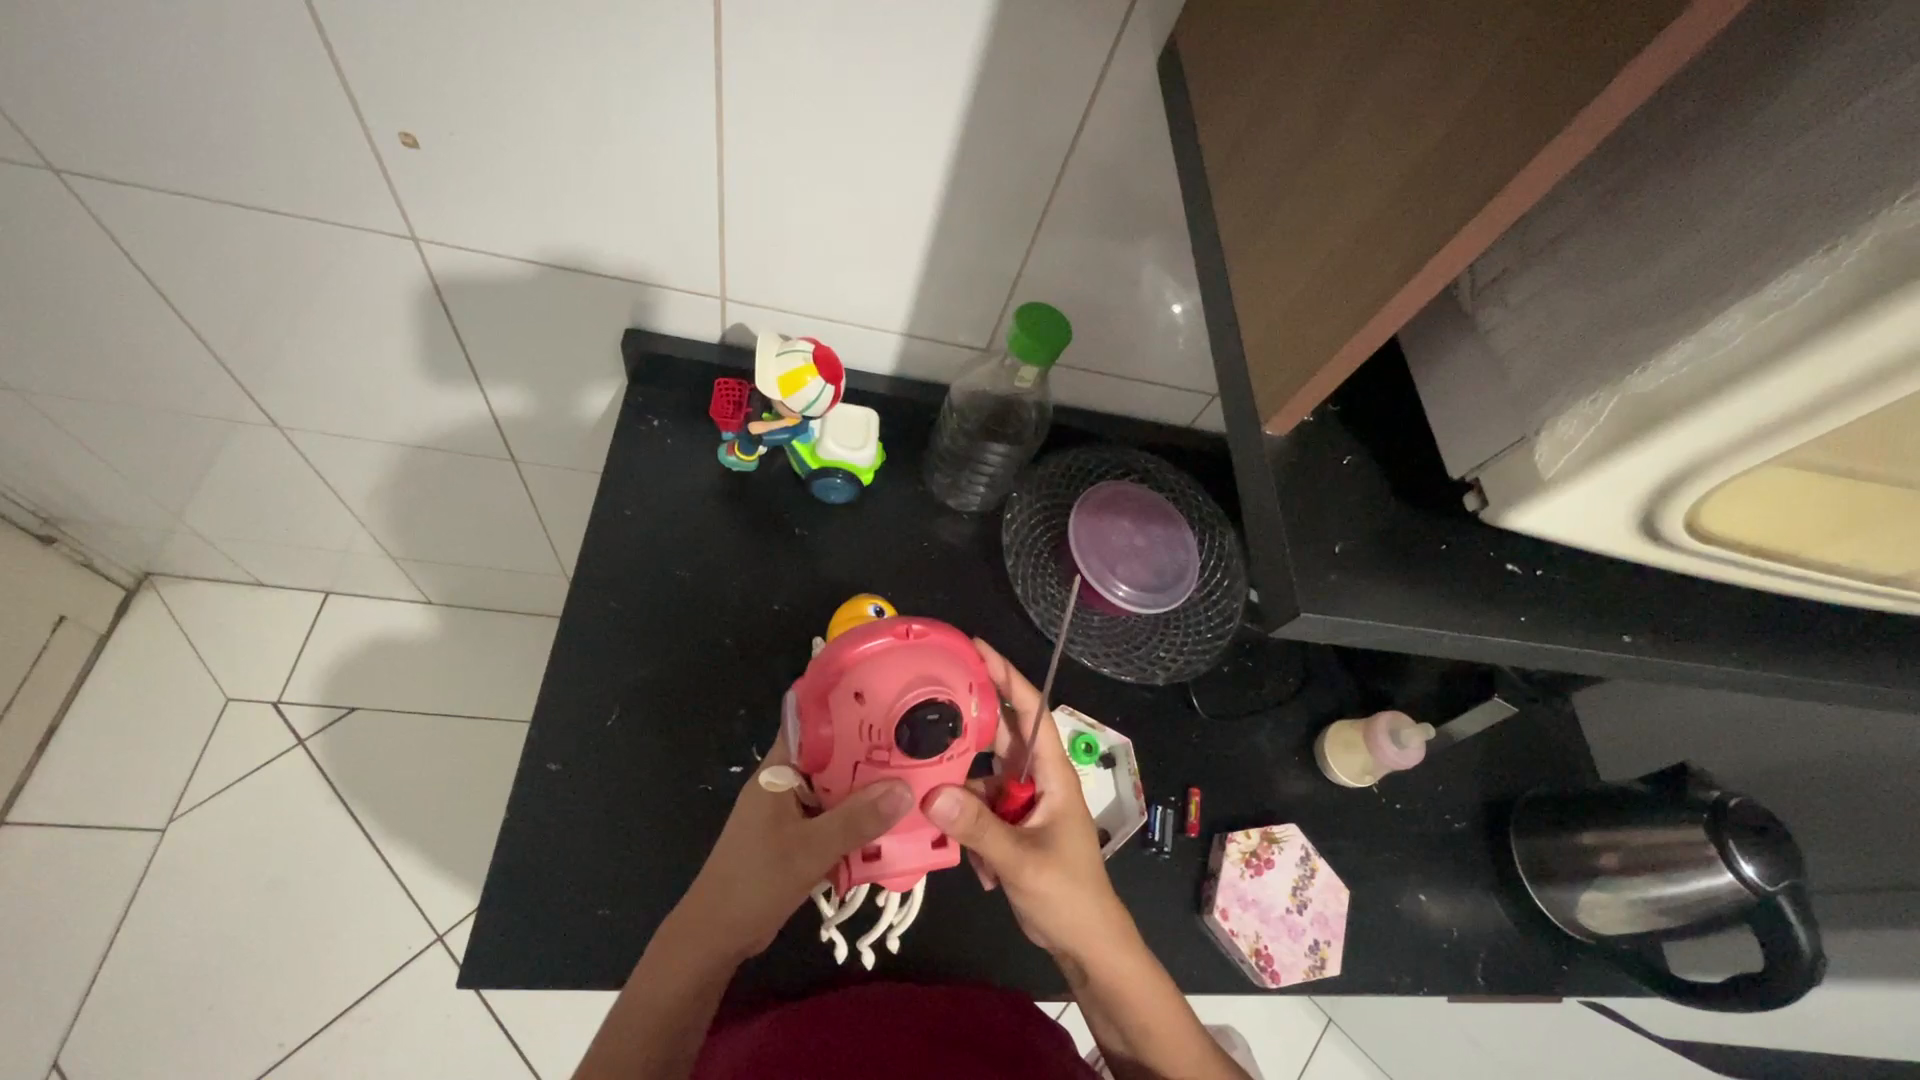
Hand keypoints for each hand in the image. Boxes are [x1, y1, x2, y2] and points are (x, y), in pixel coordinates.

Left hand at [671, 735, 911, 961]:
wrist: (716, 937)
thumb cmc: (755, 882)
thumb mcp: (811, 849)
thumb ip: (857, 820)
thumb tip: (905, 789)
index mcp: (779, 772)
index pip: (815, 726)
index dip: (850, 714)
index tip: (891, 707)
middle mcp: (786, 785)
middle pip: (834, 760)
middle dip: (871, 757)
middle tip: (918, 750)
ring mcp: (792, 813)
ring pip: (838, 793)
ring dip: (869, 795)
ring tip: (916, 784)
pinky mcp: (798, 840)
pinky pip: (835, 821)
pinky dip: (859, 824)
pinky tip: (893, 828)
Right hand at [921, 639, 1135, 960]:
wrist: (1086, 945)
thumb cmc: (1069, 895)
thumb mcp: (1022, 860)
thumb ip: (979, 828)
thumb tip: (932, 792)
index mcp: (1052, 774)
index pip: (1031, 712)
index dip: (1008, 677)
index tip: (978, 648)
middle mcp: (1037, 780)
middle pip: (1000, 738)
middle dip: (969, 723)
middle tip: (926, 703)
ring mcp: (1023, 805)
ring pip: (982, 778)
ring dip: (963, 794)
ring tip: (931, 796)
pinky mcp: (1011, 828)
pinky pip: (980, 811)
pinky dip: (969, 828)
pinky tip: (969, 860)